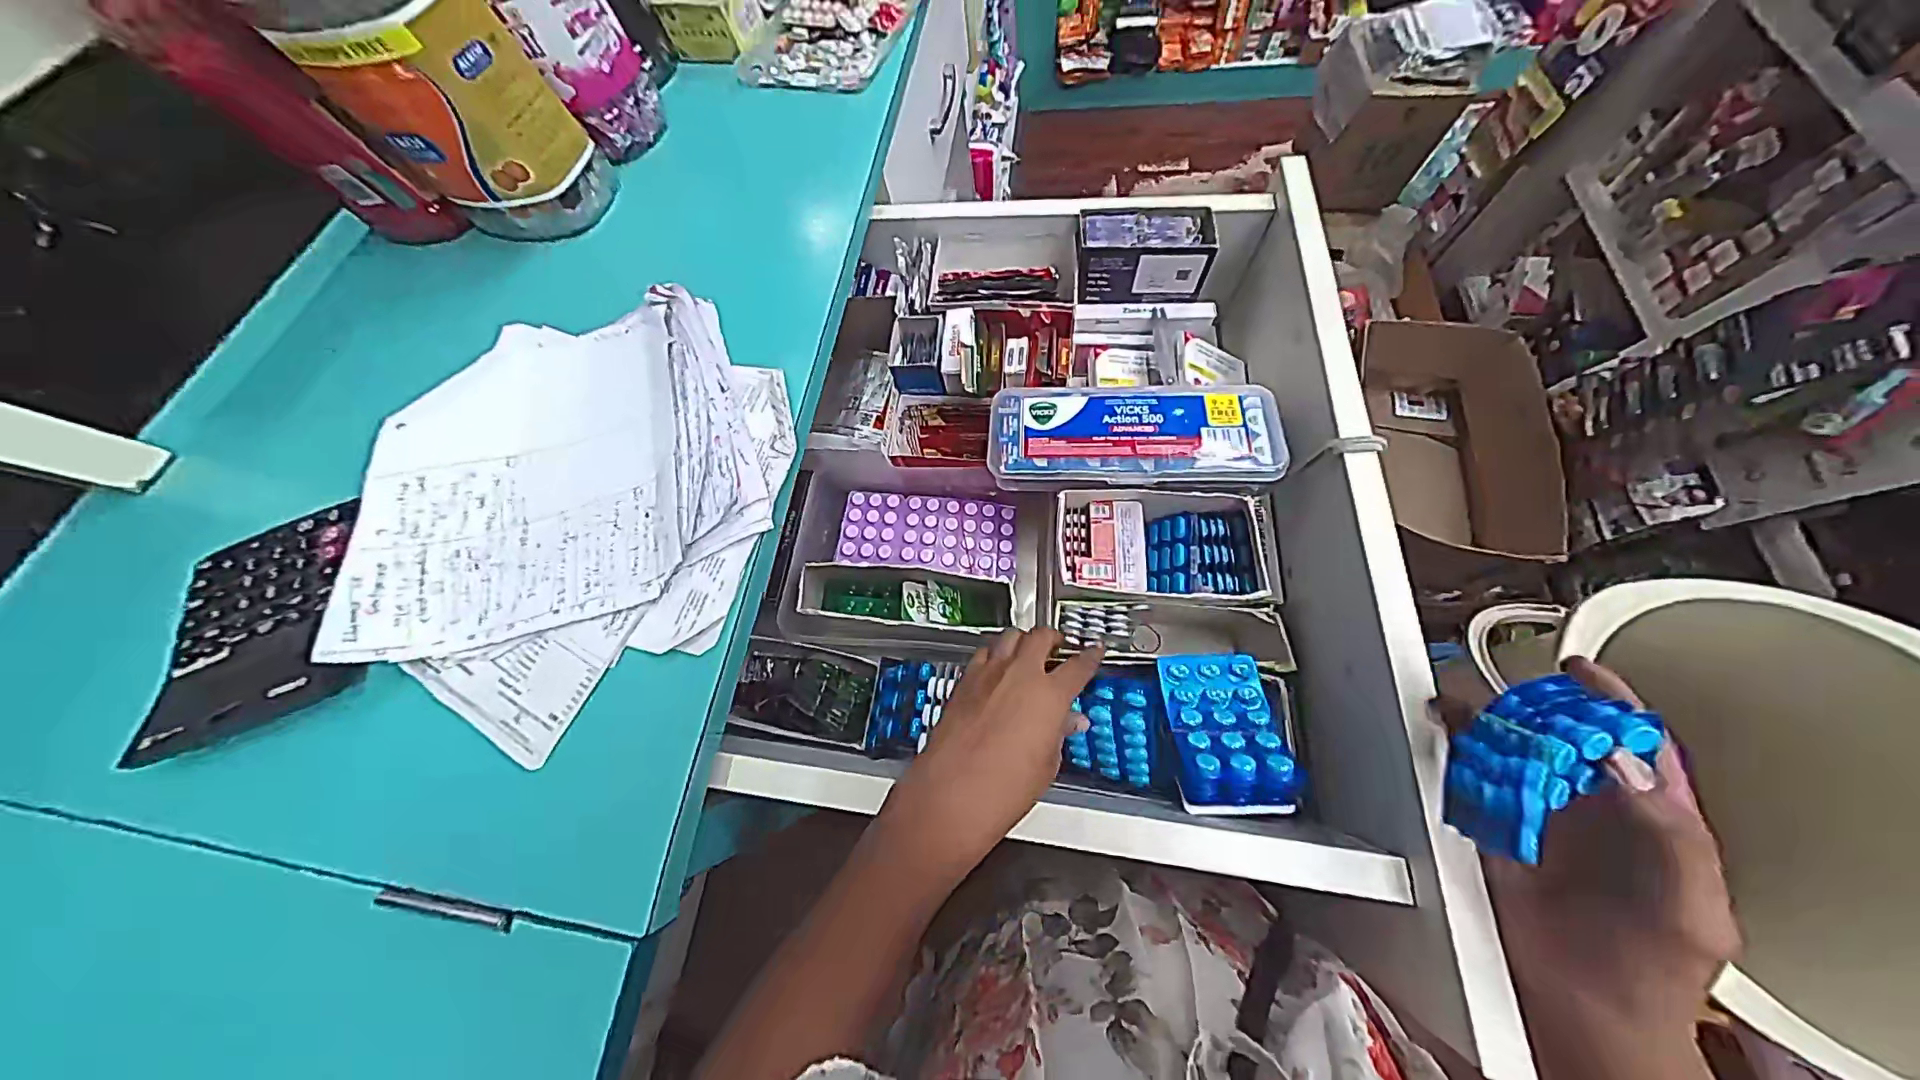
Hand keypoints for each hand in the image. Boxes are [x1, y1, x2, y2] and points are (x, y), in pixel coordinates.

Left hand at [876, 629, 1103, 881]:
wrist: (952, 794)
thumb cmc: (1000, 787)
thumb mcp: (1046, 764)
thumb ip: (1059, 733)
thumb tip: (1067, 721)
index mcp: (1049, 695)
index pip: (1078, 665)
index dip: (1089, 655)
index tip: (1093, 651)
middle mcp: (1019, 676)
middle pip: (1040, 637)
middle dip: (1053, 638)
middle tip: (1059, 644)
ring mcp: (988, 675)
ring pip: (1009, 637)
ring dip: (1022, 640)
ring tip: (1027, 650)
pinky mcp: (964, 682)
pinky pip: (983, 654)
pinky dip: (994, 654)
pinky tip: (995, 667)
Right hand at [1446, 658, 1739, 1075]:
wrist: (1580, 1004)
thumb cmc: (1651, 967)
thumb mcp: (1691, 906)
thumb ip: (1670, 833)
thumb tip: (1623, 761)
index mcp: (1648, 814)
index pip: (1632, 740)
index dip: (1608, 700)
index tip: (1579, 671)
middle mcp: (1589, 806)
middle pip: (1560, 735)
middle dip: (1534, 707)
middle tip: (1509, 696)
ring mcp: (1538, 815)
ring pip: (1509, 751)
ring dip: (1486, 727)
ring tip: (1467, 712)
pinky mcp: (1492, 826)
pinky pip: (1470, 780)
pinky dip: (1455, 758)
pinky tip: (1447, 744)